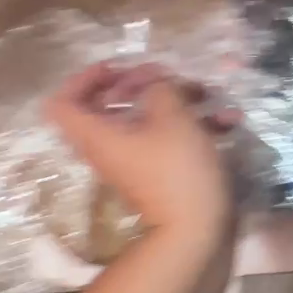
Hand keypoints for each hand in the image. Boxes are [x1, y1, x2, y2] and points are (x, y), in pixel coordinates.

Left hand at [43, 62, 236, 233]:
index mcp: (96, 134)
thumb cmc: (177, 169)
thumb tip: (157, 82)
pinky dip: (194, 125)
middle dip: (141, 84)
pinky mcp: (161, 170)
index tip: (120, 67)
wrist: (195, 225)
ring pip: (146, 119)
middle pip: (108, 106)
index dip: (86, 78)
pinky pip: (169, 138)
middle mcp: (109, 146)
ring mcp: (135, 160)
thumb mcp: (173, 118)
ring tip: (210, 94)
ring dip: (178, 102)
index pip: (64, 101)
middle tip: (169, 75)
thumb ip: (161, 89)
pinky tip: (228, 120)